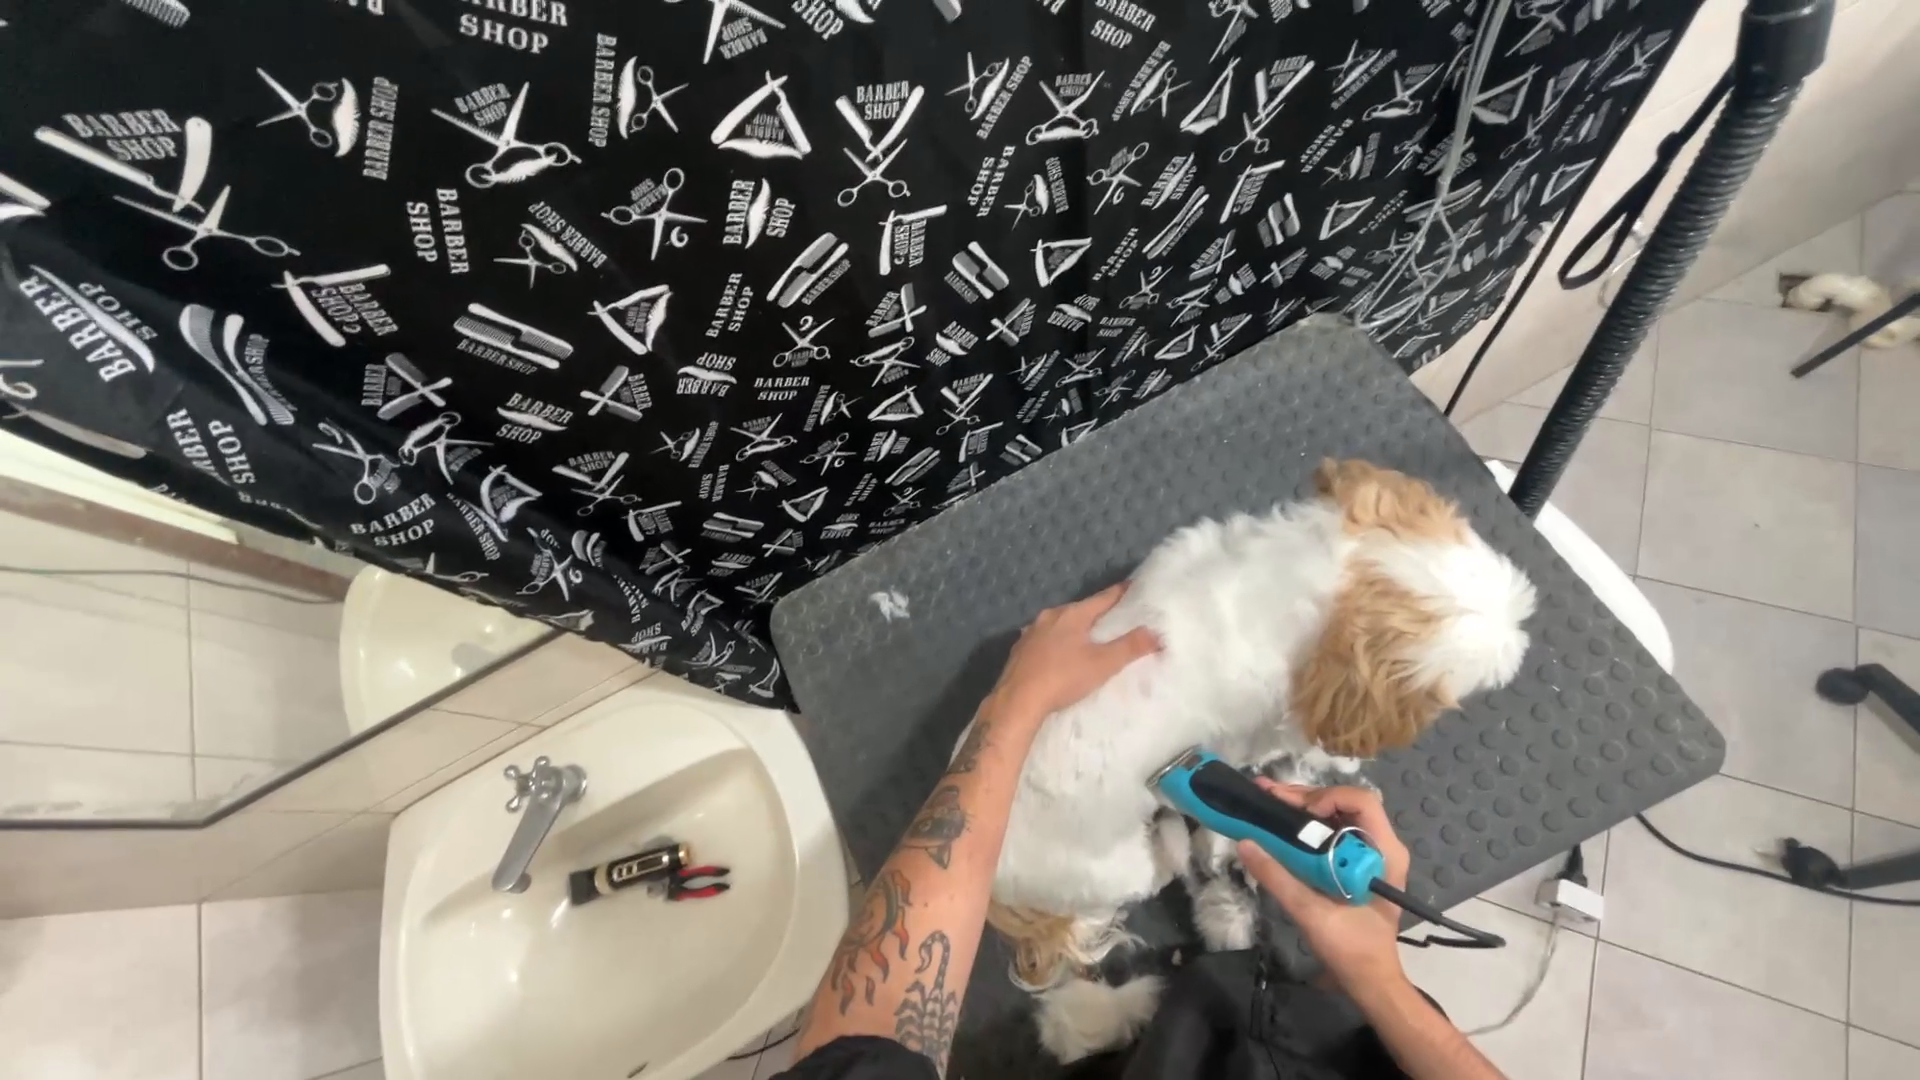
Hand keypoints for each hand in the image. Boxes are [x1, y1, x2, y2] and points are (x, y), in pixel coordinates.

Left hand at [986, 583, 1160, 721]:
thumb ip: (1131, 647)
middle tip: (1116, 618)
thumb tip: (1155, 632)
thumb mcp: (1103, 664)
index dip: (1121, 593)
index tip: (1135, 588)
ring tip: (1089, 637)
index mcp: (1071, 614)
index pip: (1103, 598)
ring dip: (1075, 628)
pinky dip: (1057, 641)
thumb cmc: (1063, 678)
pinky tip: (1060, 653)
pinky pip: (1045, 638)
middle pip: (1080, 610)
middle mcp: (1049, 616)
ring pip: (1060, 624)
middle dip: (1097, 613)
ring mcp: (1031, 632)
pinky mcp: (1020, 649)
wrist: (1018, 701)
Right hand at [1236, 781, 1411, 995]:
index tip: (1301, 816)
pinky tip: (1279, 818)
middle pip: (1344, 802)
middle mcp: (1381, 846)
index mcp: (1384, 854)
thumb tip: (1244, 842)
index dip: (1328, 799)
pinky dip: (1305, 821)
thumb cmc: (1350, 948)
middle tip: (1268, 795)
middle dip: (1304, 797)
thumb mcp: (1310, 913)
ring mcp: (1369, 852)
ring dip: (1301, 805)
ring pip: (1336, 811)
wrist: (1370, 980)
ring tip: (1267, 799)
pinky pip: (1332, 828)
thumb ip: (1277, 877)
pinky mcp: (1355, 861)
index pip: (1362, 802)